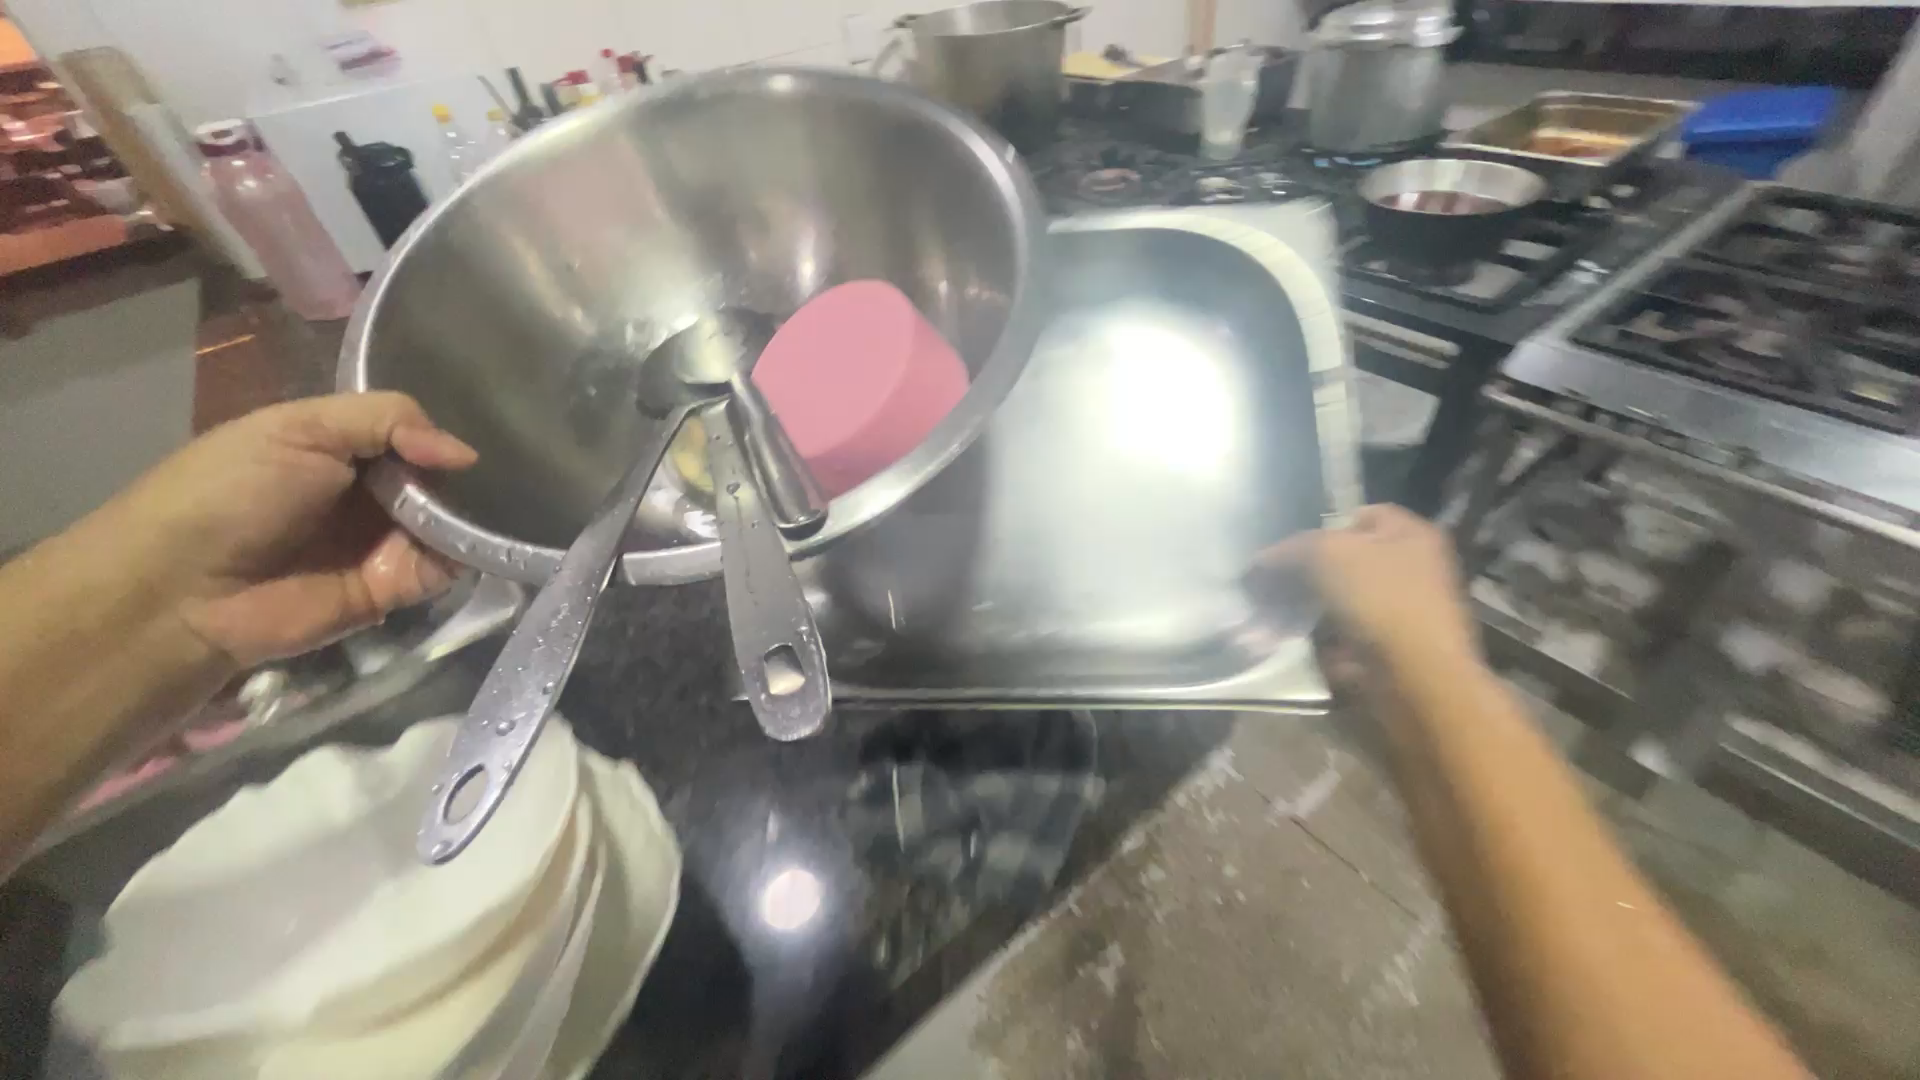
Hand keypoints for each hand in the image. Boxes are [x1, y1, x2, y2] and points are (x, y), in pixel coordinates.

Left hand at [103, 392, 477, 667]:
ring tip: (496, 504)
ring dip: (474, 511)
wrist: (183, 594)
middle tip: (494, 472)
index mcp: (342, 449)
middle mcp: (372, 492)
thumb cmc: (230, 494)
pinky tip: (479, 536)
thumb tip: (468, 455)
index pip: (412, 433)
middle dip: (465, 474)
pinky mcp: (404, 584)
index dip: (439, 432)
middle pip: (442, 476)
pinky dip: (471, 550)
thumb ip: (387, 420)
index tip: (469, 434)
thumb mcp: (299, 430)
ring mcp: (391, 539)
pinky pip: (454, 562)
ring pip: (457, 517)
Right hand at [1257, 504, 1478, 667]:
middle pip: (1341, 560)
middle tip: (1265, 584)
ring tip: (1262, 617)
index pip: (1360, 515)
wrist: (1414, 677)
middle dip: (1300, 572)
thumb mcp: (1325, 554)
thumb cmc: (1379, 599)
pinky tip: (1282, 638)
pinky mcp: (1382, 646)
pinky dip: (1309, 635)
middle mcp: (1408, 568)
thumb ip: (1289, 549)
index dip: (1322, 527)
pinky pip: (1336, 632)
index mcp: (1409, 535)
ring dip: (1297, 607)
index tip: (1290, 549)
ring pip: (1333, 598)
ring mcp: (1397, 609)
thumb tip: (1258, 562)